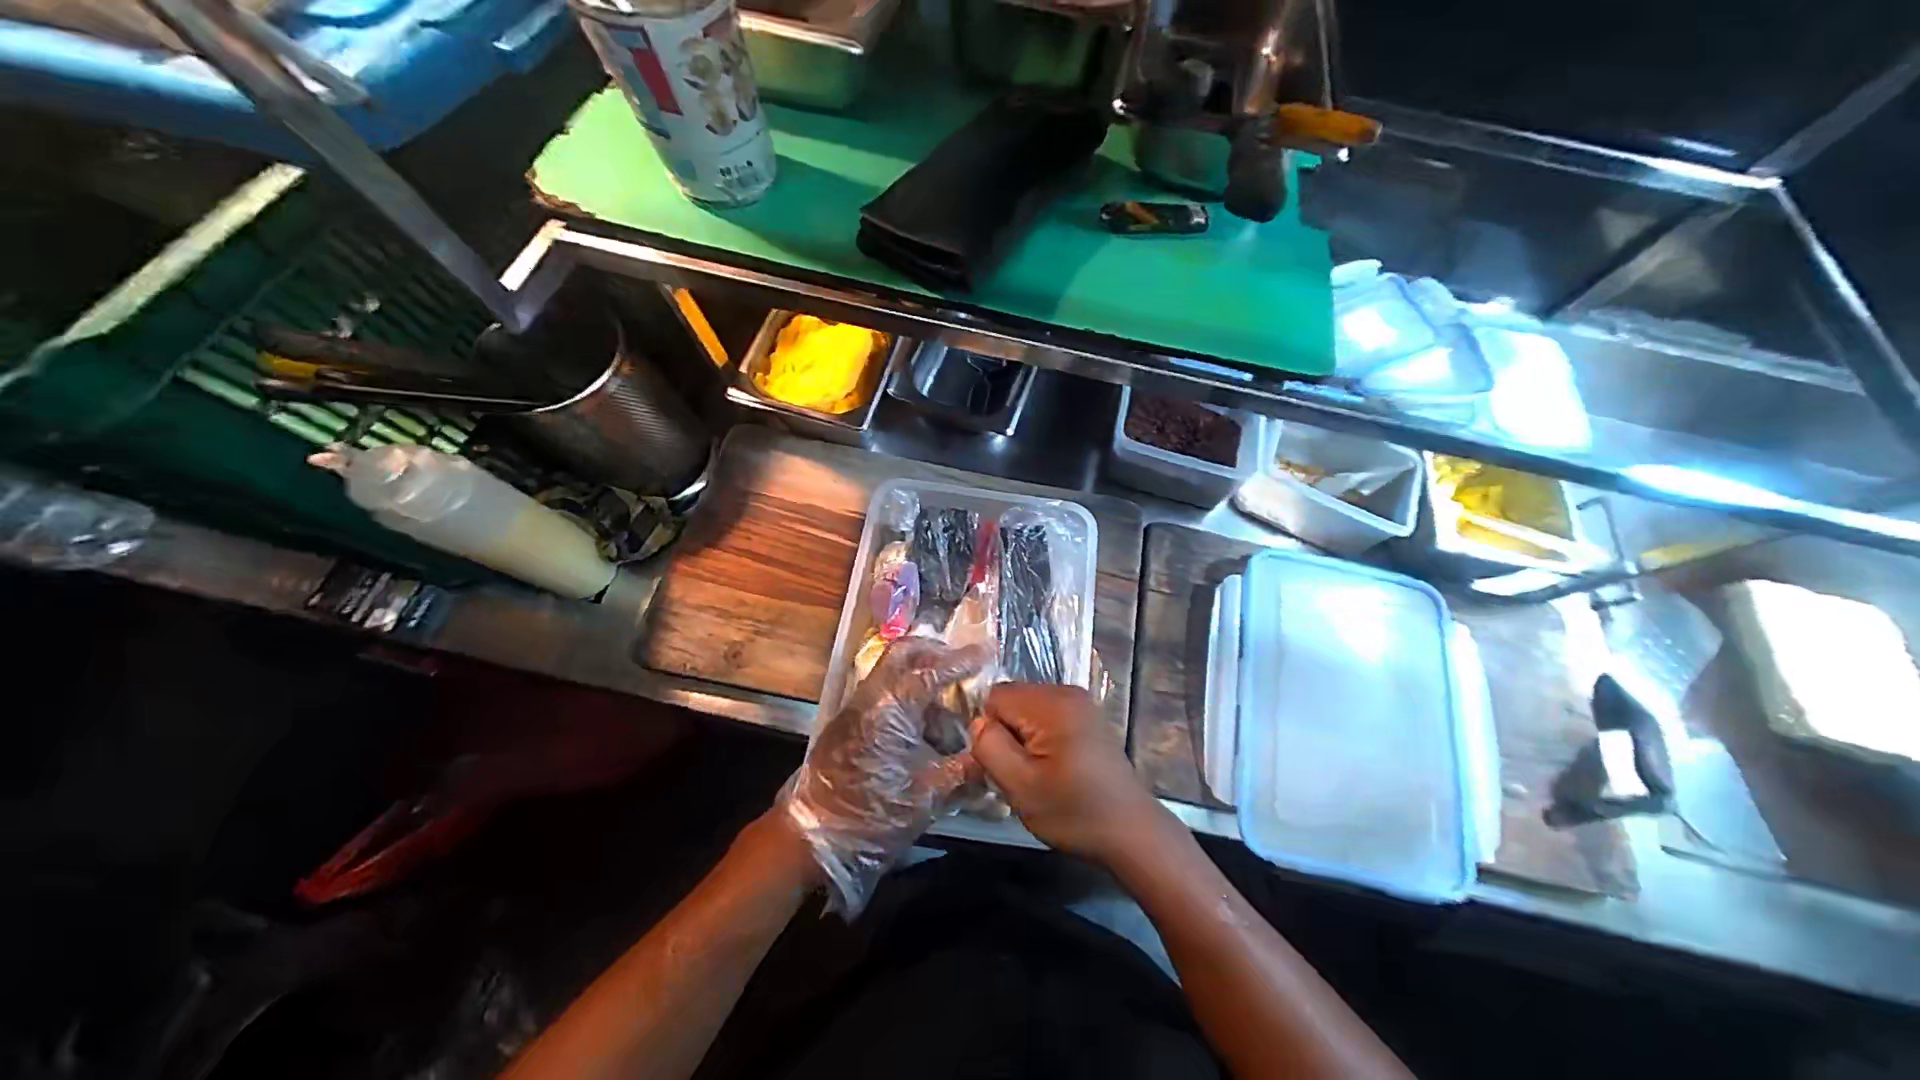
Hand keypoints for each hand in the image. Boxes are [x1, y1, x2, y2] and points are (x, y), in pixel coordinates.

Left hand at [782, 639, 989, 915]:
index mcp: (890, 710)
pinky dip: (908, 702)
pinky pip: (884, 697)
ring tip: (950, 718)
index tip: (986, 653)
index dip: (961, 661)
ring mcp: (855, 709)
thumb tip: (992, 755)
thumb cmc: (872, 816)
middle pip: (902, 654)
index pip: (930, 671)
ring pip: (893, 676)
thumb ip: (963, 770)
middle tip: (962, 666)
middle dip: (934, 653)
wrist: (811, 837)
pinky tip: (927, 734)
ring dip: (923, 684)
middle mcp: (870, 699)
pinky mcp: (848, 724)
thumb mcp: (927, 797)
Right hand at [970, 683, 1164, 865]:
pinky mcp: (1088, 719)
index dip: (990, 731)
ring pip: (1027, 711)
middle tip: (1020, 775)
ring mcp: (1081, 705)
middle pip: (1012, 701)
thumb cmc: (1074, 812)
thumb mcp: (1020, 786)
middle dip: (1006, 734)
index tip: (1004, 765)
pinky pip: (1046, 718)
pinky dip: (1041, 741)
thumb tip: (978, 723)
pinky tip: (1055, 770)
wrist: (1132, 833)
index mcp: (1051, 703)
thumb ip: (990, 747)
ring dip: (1022, 740)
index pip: (994, 698)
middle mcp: (1067, 693)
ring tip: (1038, 775)